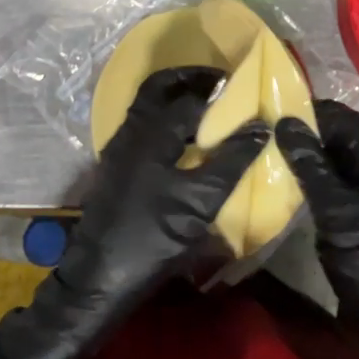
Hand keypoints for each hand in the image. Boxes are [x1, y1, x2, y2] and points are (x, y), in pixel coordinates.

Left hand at [0, 66, 267, 358]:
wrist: (98, 278)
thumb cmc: (151, 238)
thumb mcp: (200, 202)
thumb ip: (231, 161)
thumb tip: (260, 126)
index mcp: (150, 134)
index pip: (188, 97)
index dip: (217, 90)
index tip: (242, 86)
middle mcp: (130, 133)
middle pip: (158, 89)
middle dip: (189, 80)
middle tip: (220, 85)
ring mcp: (119, 150)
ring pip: (147, 108)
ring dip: (175, 100)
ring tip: (208, 111)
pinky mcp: (116, 168)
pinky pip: (143, 129)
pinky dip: (166, 122)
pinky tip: (186, 144)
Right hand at [275, 100, 358, 358]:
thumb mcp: (336, 213)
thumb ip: (312, 166)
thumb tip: (286, 123)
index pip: (347, 120)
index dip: (313, 113)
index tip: (274, 111)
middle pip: (345, 136)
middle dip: (310, 130)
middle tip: (269, 130)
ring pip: (342, 157)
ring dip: (312, 152)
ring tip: (274, 150)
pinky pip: (342, 177)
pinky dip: (319, 173)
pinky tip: (292, 177)